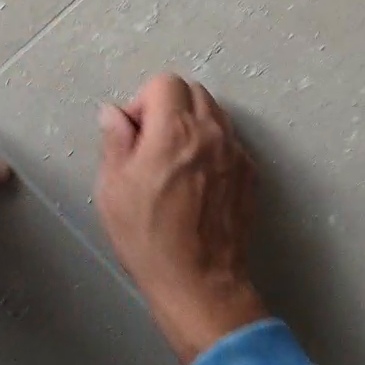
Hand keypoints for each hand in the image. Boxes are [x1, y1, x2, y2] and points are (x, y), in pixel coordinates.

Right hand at [95, 73, 267, 364]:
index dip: (144, 101)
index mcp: (175, 130)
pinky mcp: (250, 174)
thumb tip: (114, 113)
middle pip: (194, 92)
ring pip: (215, 114)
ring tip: (175, 162)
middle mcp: (211, 133)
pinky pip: (230, 142)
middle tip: (152, 143)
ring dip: (193, 124)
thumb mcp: (113, 188)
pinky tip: (197, 181)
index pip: (165, 83)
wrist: (200, 281)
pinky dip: (213, 148)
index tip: (135, 132)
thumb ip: (116, 141)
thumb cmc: (149, 239)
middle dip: (170, 106)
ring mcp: (236, 153)